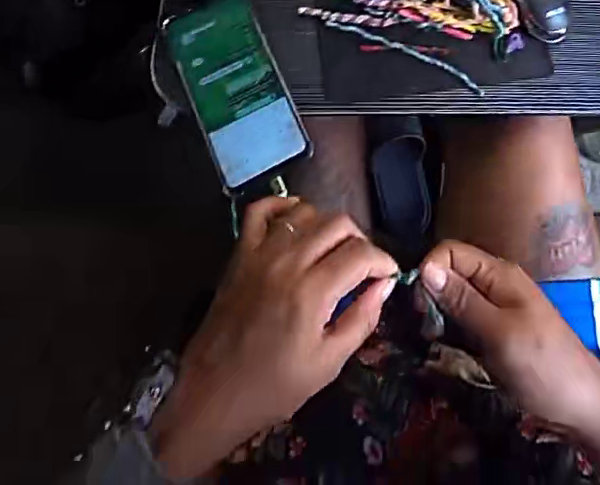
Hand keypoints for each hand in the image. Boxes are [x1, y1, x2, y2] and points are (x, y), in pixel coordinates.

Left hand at [150, 197, 398, 478]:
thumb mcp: (327, 365)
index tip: (388, 274)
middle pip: (338, 223)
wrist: (212, 393)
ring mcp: (261, 251)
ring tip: (332, 249)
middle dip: (360, 240)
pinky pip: (262, 209)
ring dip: (327, 224)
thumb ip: (361, 320)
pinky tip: (296, 221)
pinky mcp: (241, 251)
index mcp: (312, 292)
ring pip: (306, 211)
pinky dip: (282, 206)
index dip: (382, 260)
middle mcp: (288, 261)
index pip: (360, 253)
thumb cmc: (272, 387)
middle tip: (362, 265)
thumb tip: (385, 285)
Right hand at [417, 239, 599, 434]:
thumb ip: (463, 300)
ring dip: (441, 314)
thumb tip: (425, 268)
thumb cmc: (543, 367)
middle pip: (451, 272)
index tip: (419, 306)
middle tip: (424, 328)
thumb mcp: (499, 333)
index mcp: (499, 273)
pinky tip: (449, 348)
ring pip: (456, 296)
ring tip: (433, 340)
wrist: (585, 409)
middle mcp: (497, 282)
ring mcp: (499, 306)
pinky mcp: (499, 329)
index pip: (450, 251)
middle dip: (432, 294)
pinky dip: (454, 329)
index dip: (430, 271)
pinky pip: (467, 318)